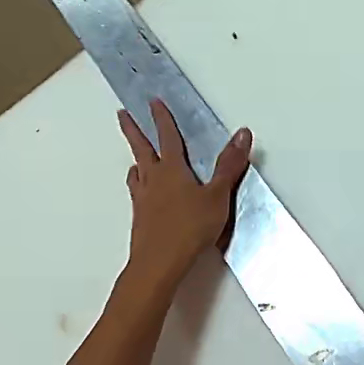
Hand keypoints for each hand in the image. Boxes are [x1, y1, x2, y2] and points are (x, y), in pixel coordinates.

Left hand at [117, 99, 252, 286]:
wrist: (159, 262)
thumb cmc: (190, 228)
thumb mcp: (218, 196)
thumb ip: (229, 166)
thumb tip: (242, 134)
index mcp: (172, 169)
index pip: (168, 137)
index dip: (162, 118)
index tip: (154, 102)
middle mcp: (153, 180)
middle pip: (141, 148)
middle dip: (133, 130)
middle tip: (122, 114)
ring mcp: (143, 199)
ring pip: (137, 172)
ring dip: (136, 160)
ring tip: (135, 158)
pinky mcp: (140, 218)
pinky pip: (137, 193)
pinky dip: (139, 186)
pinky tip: (142, 194)